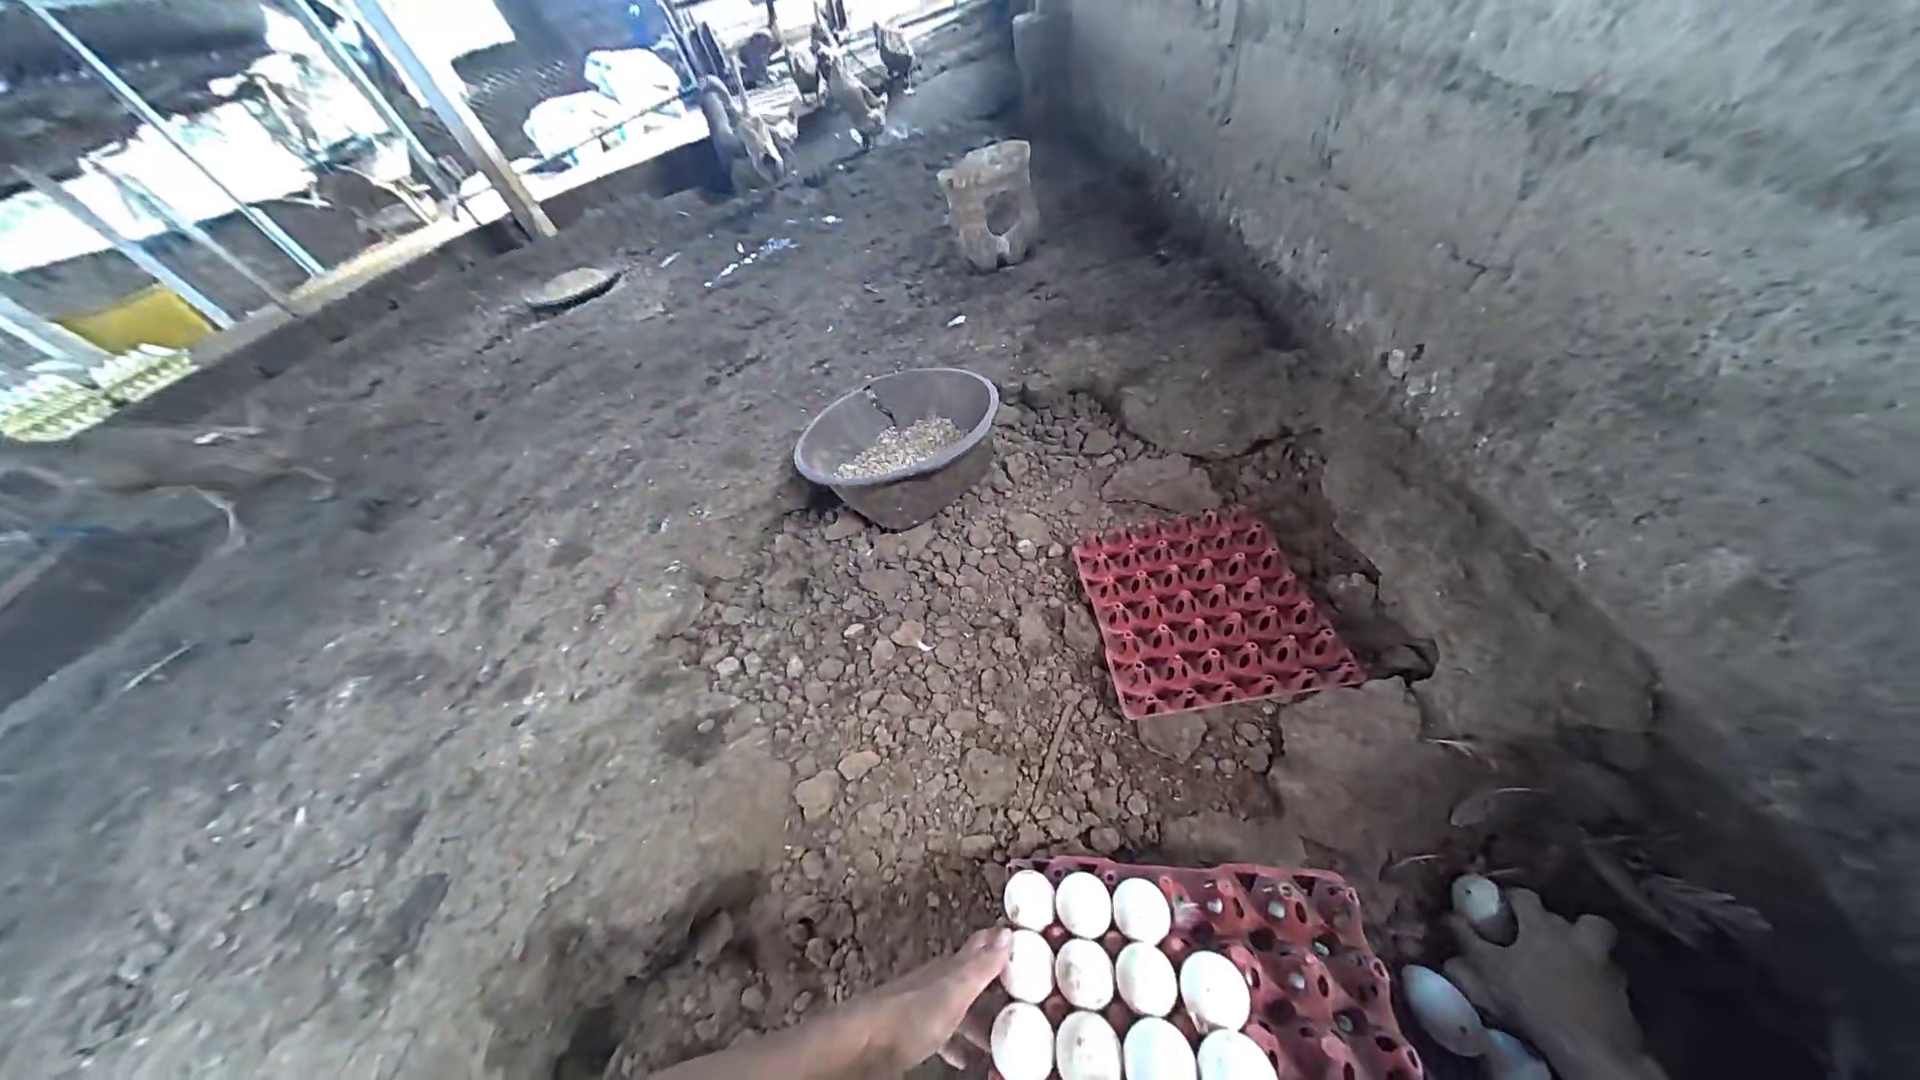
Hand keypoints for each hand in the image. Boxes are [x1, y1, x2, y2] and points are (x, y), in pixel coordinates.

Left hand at [849, 926, 1012, 1071]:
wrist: (865, 1041)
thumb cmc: (912, 1014)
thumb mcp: (955, 990)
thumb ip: (981, 965)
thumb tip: (1007, 932)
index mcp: (951, 967)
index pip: (980, 947)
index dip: (1000, 943)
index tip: (1022, 945)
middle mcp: (940, 981)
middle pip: (973, 979)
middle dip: (995, 987)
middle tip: (1021, 1000)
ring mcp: (926, 1006)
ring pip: (961, 1009)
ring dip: (980, 1021)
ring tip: (1000, 1039)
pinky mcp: (915, 1033)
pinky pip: (946, 1035)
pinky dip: (960, 1043)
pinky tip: (966, 1059)